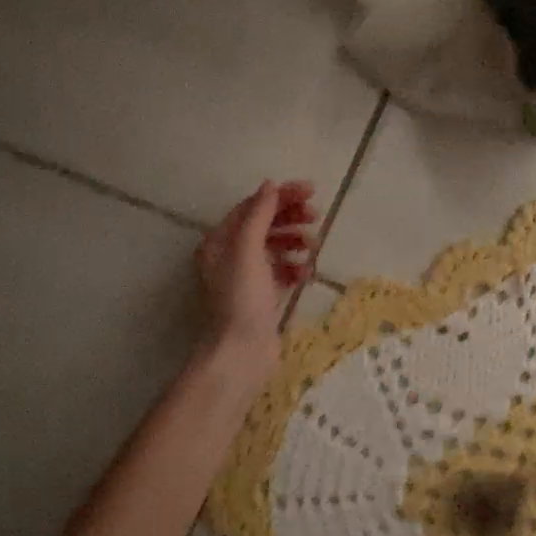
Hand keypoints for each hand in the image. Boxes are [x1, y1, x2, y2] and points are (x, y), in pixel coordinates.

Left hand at [195, 180, 316, 356]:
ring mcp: (245, 277)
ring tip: (312, 247)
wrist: (242, 351)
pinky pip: (280, 271)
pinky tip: (305, 273)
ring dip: (294, 241)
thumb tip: (270, 185)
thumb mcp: (248, 248)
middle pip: (264, 224)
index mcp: (219, 241)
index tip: (311, 191)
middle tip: (316, 215)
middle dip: (290, 217)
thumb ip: (259, 214)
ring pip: (274, 247)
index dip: (281, 195)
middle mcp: (229, 256)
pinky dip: (294, 267)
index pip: (252, 206)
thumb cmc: (241, 296)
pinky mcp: (260, 296)